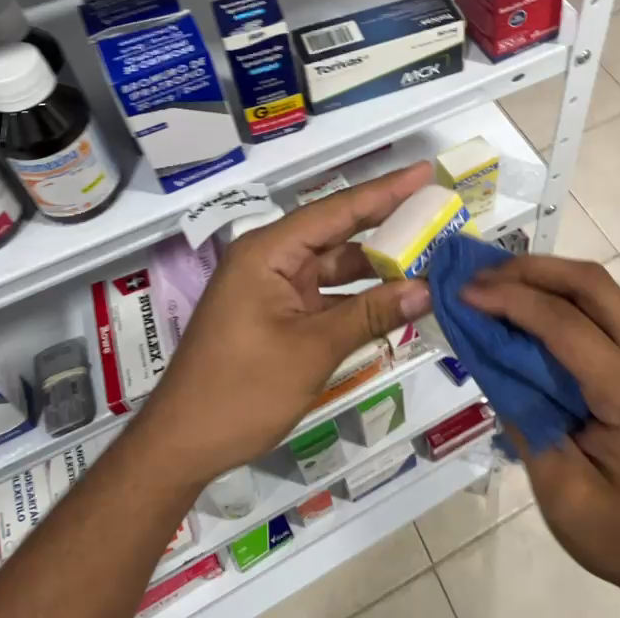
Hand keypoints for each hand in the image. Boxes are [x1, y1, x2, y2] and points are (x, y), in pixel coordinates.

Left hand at [131, 163, 434, 486]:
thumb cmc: (242, 390)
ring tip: (429, 253)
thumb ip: (371, 314)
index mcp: (268, 251)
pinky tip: (396, 297)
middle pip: (337, 233)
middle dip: (387, 224)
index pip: (336, 210)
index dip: (384, 191)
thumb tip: (427, 289)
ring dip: (377, 266)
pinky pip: (326, 295)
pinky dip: (359, 297)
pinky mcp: (277, 315)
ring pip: (335, 266)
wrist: (183, 445)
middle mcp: (270, 259)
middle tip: (436, 208)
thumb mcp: (313, 349)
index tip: (424, 172)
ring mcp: (273, 288)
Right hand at [461, 255, 619, 615]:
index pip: (567, 325)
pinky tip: (524, 305)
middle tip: (477, 275)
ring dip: (545, 276)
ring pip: (598, 288)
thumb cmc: (618, 532)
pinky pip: (601, 309)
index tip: (464, 293)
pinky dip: (559, 295)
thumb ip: (524, 417)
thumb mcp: (559, 489)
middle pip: (592, 285)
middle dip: (531, 270)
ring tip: (493, 282)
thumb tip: (485, 356)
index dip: (513, 301)